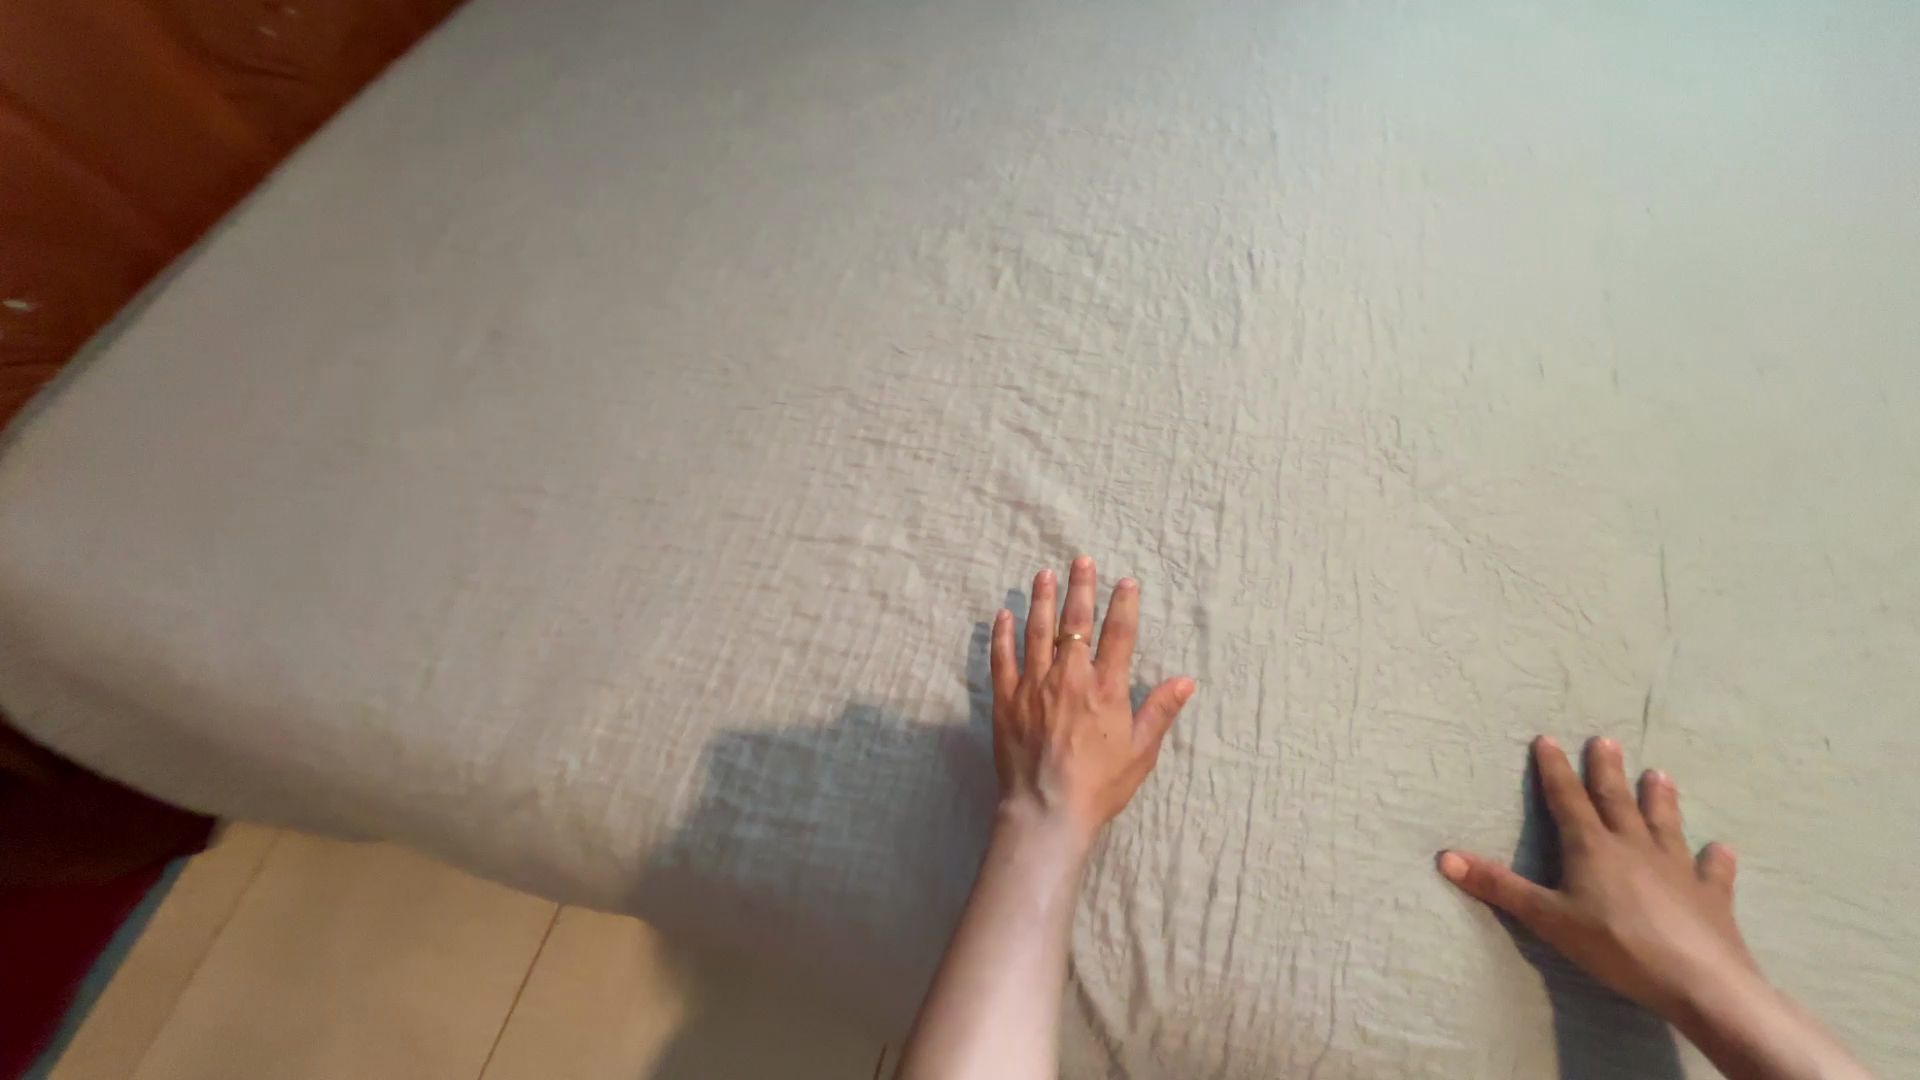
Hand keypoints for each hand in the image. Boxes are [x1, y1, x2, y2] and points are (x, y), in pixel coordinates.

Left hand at [989, 557, 1195, 839]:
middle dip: (1081, 588)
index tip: (1125, 582)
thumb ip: (1160, 711)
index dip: (1124, 605)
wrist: (1047, 810)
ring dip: (1041, 600)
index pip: (1118, 635)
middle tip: (1080, 561)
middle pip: (1075, 623)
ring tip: (1043, 575)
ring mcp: (1034, 685)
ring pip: (1037, 632)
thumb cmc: (1099, 785)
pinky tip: (1002, 614)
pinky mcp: (1006, 699)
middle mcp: (1069, 678)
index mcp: (1105, 689)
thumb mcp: (1140, 751)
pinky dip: (1001, 634)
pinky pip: (1001, 658)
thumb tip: (1185, 681)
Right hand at [1439, 736, 1757, 1018]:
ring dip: (1659, 800)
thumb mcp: (1546, 917)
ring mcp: (1678, 871)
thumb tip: (1444, 857)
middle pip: (1616, 800)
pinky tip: (1722, 849)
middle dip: (1606, 770)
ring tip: (1659, 774)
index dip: (1554, 768)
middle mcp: (1633, 847)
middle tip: (1605, 740)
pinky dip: (1716, 859)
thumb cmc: (1616, 946)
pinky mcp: (1712, 899)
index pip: (1566, 798)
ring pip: (1664, 825)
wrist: (1705, 988)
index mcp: (1591, 846)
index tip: (1547, 739)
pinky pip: (1713, 873)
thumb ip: (1497, 885)